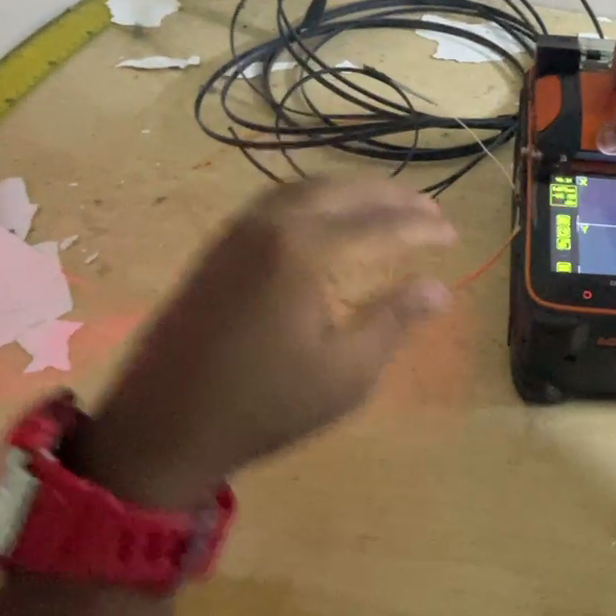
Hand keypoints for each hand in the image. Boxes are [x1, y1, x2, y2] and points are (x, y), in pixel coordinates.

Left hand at [69, 178, 455, 506]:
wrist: (161, 427)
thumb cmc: (264, 406)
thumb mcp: (345, 373)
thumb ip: (394, 320)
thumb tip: (439, 288)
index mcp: (304, 250)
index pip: (379, 224)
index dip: (421, 227)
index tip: (453, 234)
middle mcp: (270, 224)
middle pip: (342, 190)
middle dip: (391, 196)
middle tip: (428, 210)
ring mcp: (237, 231)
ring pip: (306, 188)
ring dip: (353, 192)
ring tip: (387, 207)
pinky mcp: (218, 247)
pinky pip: (278, 202)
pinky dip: (317, 200)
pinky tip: (329, 222)